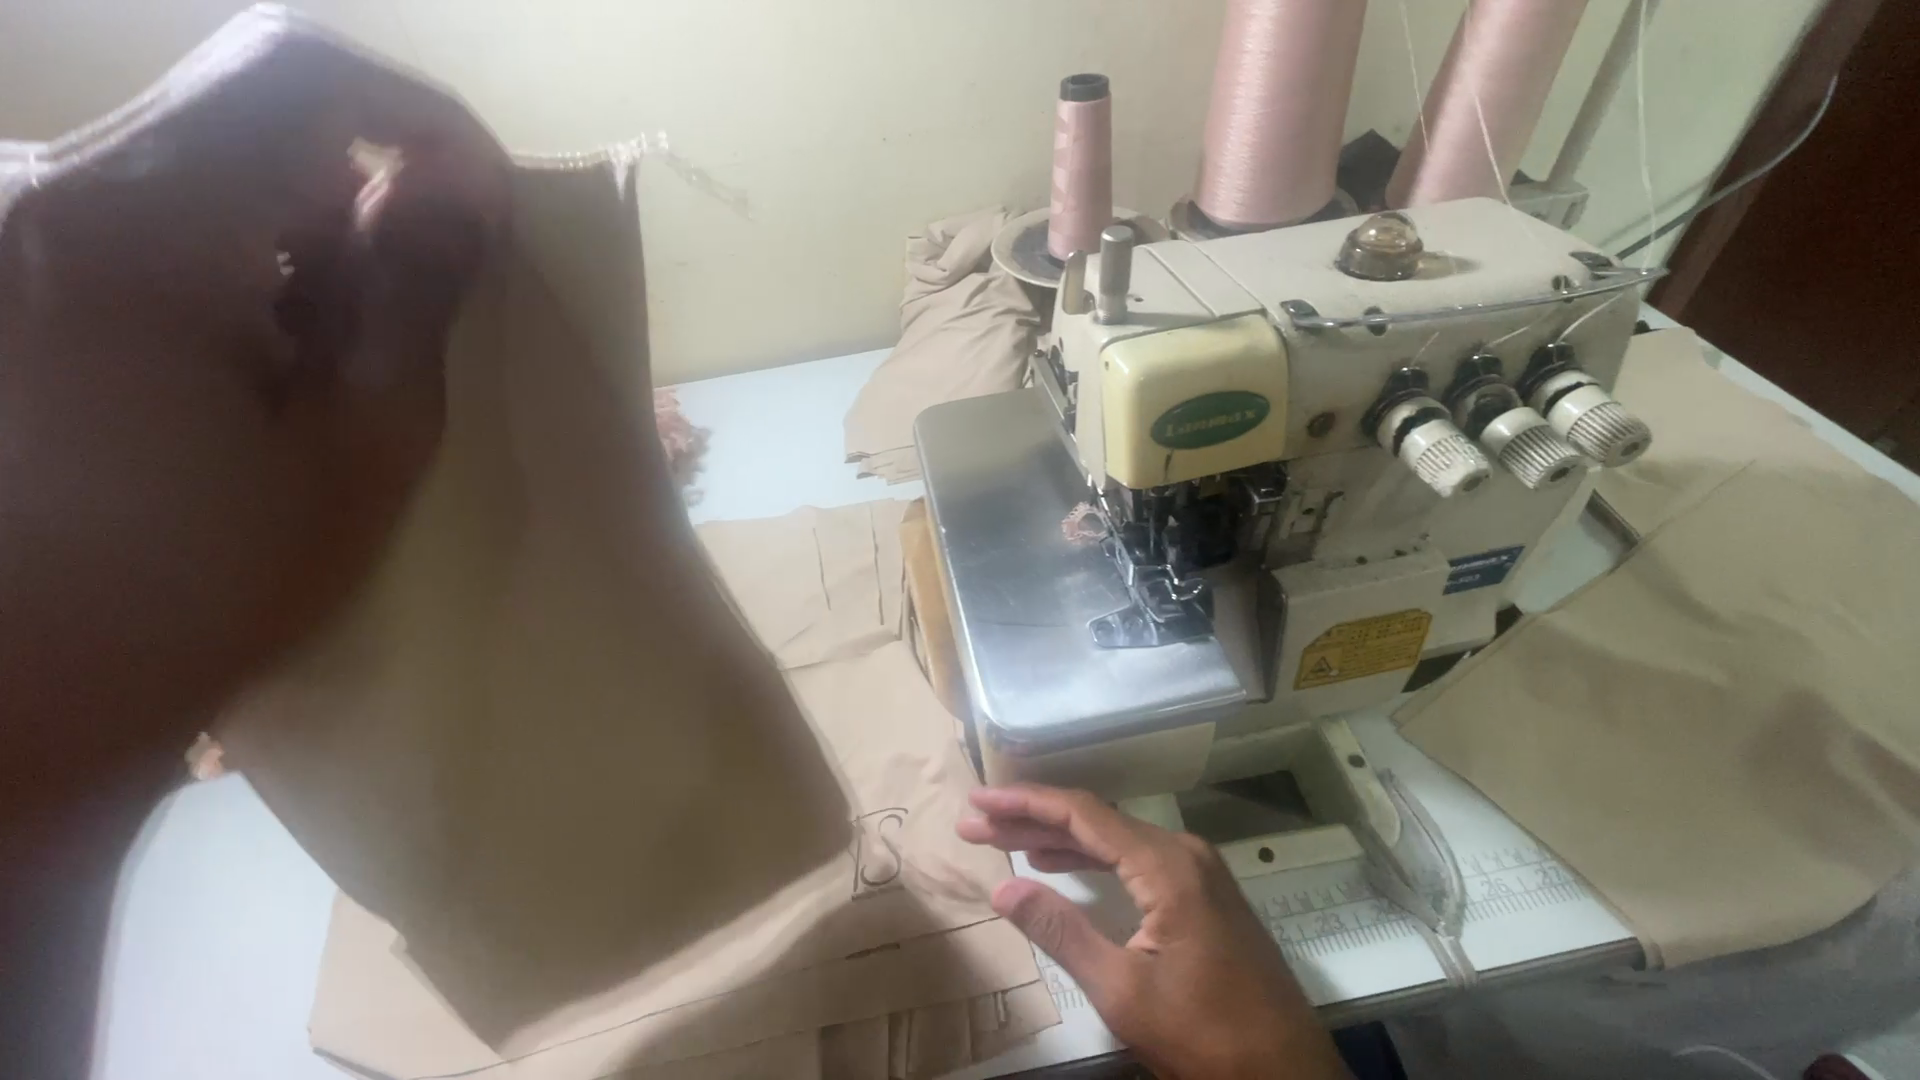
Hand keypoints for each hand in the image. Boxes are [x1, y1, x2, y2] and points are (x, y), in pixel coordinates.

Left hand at [0, 37, 506, 782]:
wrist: (10, 697)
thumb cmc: (207, 588)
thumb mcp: (360, 449)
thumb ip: (410, 302)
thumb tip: (459, 190)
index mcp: (133, 231)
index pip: (301, 77)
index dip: (424, 119)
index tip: (485, 202)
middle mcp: (32, 188)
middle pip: (249, 122)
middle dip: (363, 204)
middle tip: (408, 325)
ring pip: (200, 168)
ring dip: (299, 246)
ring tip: (314, 374)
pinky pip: (141, 211)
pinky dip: (232, 265)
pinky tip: (238, 374)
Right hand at [958, 785, 1350, 1079]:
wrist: (1287, 1075)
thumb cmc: (1205, 1034)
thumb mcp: (1123, 990)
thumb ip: (1061, 931)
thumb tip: (1001, 888)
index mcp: (1166, 865)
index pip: (1082, 814)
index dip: (1024, 802)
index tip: (979, 800)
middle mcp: (1182, 852)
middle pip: (1094, 820)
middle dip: (1031, 820)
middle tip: (975, 823)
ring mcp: (1195, 870)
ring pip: (1112, 838)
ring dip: (1056, 838)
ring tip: (1001, 839)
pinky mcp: (1200, 892)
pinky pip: (1133, 858)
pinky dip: (1089, 857)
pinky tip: (1054, 863)